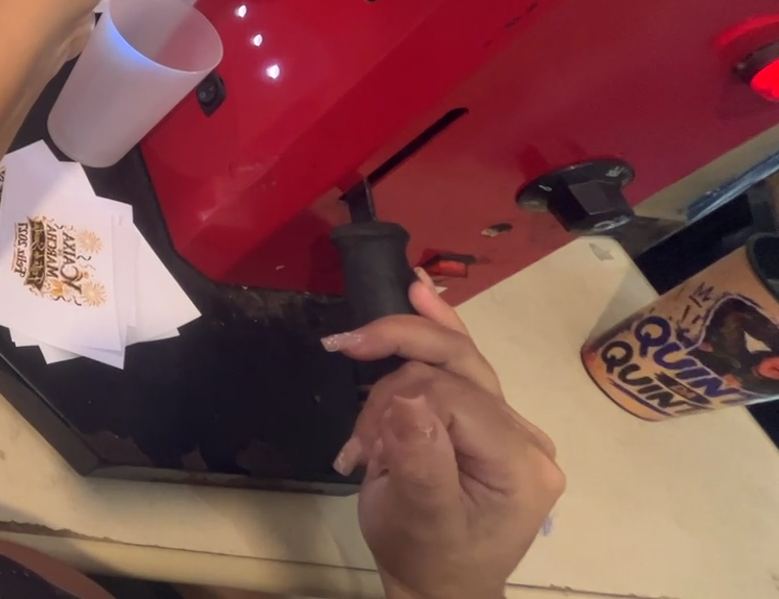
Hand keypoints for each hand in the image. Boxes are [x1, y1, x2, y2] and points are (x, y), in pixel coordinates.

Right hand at [326, 272, 564, 598]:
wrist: (435, 579)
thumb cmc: (425, 551)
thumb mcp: (419, 515)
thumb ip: (421, 460)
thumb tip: (404, 399)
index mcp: (519, 462)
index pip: (451, 394)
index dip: (396, 398)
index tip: (359, 435)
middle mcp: (522, 436)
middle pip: (458, 360)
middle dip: (395, 345)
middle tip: (342, 344)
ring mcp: (504, 425)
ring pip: (450, 355)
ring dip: (391, 360)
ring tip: (351, 366)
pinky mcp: (479, 419)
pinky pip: (455, 361)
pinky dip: (431, 326)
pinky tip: (419, 295)